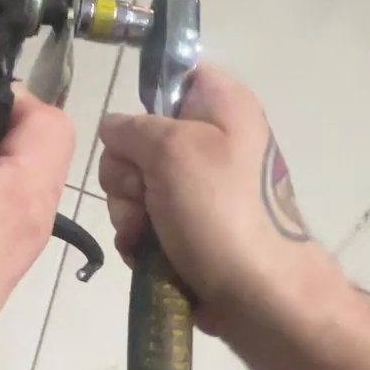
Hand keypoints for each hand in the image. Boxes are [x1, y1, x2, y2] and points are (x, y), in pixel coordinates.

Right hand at [97, 65, 336, 335]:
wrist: (255, 293)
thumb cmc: (220, 213)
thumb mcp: (172, 151)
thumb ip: (132, 128)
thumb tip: (114, 132)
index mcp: (221, 106)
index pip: (174, 75)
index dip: (147, 101)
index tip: (142, 136)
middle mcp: (210, 140)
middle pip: (138, 138)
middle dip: (128, 173)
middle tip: (146, 196)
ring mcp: (196, 189)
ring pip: (133, 184)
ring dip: (129, 212)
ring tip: (149, 234)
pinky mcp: (185, 227)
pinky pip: (141, 220)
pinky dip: (138, 237)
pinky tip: (147, 253)